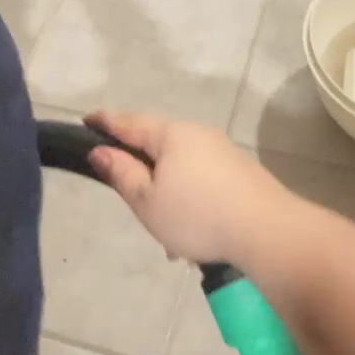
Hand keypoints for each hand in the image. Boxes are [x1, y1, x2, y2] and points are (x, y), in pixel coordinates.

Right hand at [85, 110, 296, 264]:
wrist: (267, 230)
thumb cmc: (197, 216)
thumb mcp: (147, 200)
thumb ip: (122, 173)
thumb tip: (101, 151)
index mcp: (171, 135)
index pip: (128, 122)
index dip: (105, 122)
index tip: (86, 120)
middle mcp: (198, 134)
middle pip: (158, 142)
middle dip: (139, 163)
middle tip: (122, 185)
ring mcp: (223, 152)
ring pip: (181, 166)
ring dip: (166, 190)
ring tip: (162, 229)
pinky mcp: (240, 172)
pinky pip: (201, 180)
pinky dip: (188, 199)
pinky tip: (189, 234)